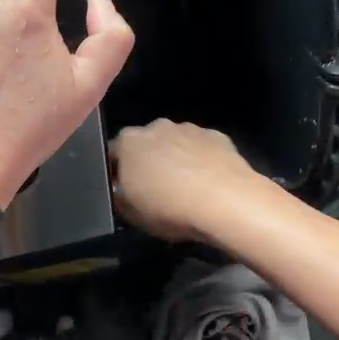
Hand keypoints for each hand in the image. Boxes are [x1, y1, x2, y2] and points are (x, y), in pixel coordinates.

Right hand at [109, 120, 269, 242]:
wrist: (225, 201)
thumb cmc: (168, 207)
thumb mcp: (130, 213)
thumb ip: (119, 196)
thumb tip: (121, 190)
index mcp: (128, 141)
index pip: (113, 154)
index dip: (116, 173)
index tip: (125, 192)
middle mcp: (156, 126)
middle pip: (146, 144)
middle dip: (148, 162)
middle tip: (155, 190)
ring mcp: (189, 128)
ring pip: (175, 143)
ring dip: (176, 159)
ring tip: (186, 188)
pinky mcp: (217, 136)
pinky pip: (202, 148)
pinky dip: (202, 160)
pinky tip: (209, 183)